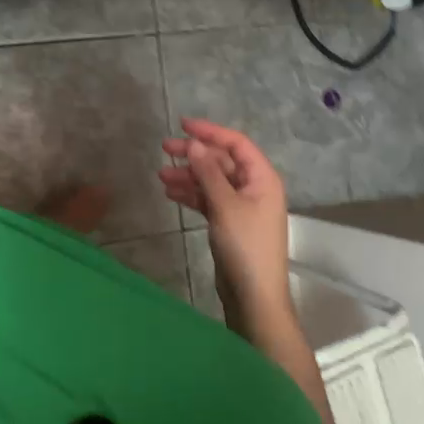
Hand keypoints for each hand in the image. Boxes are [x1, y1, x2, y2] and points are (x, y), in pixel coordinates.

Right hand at [159, 119, 290, 315]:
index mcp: (262, 178)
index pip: (236, 143)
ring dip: (188, 176)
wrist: (254, 298)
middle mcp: (254, 187)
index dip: (210, 131)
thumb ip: (208, 172)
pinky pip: (209, 200)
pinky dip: (192, 195)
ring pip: (212, 181)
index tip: (182, 125)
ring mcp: (242, 206)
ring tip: (161, 176)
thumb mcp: (225, 205)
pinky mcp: (230, 224)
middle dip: (194, 154)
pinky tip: (171, 194)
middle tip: (164, 149)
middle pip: (221, 161)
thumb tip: (194, 144)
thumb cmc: (245, 246)